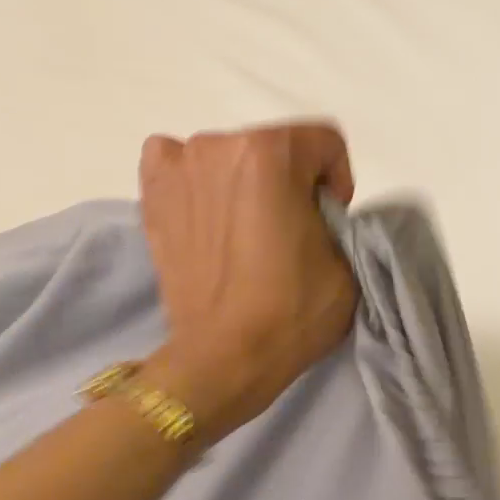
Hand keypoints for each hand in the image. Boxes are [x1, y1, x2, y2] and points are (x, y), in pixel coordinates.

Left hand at [136, 121, 357, 433]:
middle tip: (292, 235)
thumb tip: (316, 213)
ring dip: (246, 186)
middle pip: (275, 148)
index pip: (325, 142)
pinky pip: (179, 164)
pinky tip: (209, 216)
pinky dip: (198, 183)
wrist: (225, 357)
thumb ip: (339, 223)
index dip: (338, 182)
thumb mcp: (347, 266)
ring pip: (230, 159)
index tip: (332, 222)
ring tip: (249, 236)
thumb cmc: (293, 313)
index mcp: (271, 155)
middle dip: (291, 184)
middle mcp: (218, 144)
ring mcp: (178, 166)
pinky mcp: (152, 194)